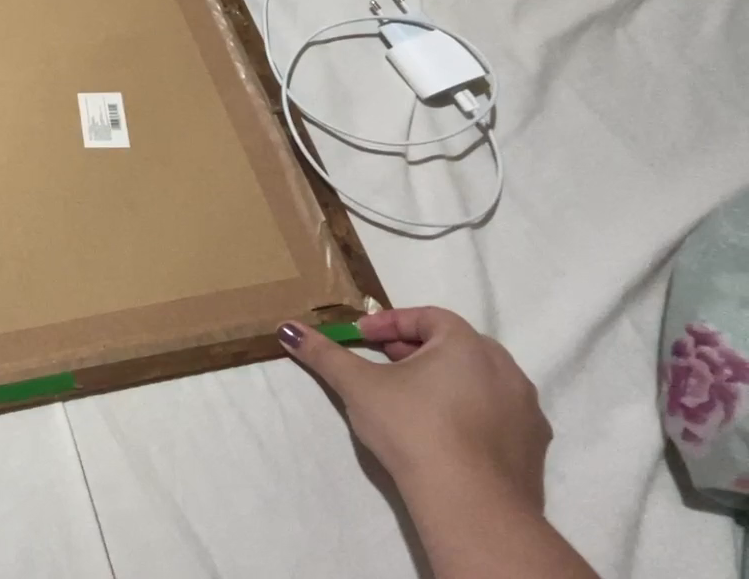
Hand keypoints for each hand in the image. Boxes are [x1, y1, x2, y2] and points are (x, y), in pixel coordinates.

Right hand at [278, 307, 550, 509]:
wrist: (471, 503)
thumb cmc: (412, 427)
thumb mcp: (356, 385)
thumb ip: (323, 353)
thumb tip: (286, 328)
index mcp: (468, 346)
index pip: (428, 316)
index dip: (389, 322)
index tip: (361, 338)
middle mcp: (506, 370)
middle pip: (455, 344)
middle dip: (414, 348)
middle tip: (382, 362)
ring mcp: (526, 410)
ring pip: (479, 378)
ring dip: (444, 378)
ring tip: (410, 396)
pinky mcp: (533, 445)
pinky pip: (497, 411)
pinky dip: (468, 408)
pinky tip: (441, 430)